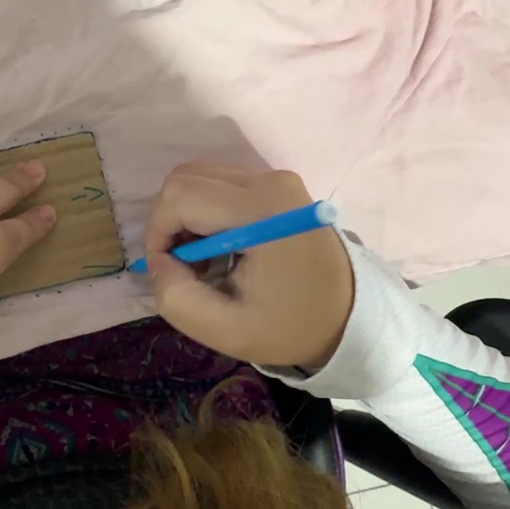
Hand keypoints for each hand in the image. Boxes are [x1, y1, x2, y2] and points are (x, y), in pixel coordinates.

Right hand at [141, 161, 354, 369]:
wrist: (352, 318)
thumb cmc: (292, 326)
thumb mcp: (227, 331)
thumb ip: (177, 299)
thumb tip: (157, 262)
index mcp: (260, 211)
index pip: (179, 197)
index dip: (158, 233)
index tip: (167, 271)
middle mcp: (268, 180)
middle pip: (184, 179)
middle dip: (168, 222)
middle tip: (183, 266)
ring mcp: (274, 177)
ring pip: (197, 176)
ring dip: (184, 215)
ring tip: (202, 258)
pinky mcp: (276, 183)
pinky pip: (217, 181)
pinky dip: (203, 209)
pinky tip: (218, 245)